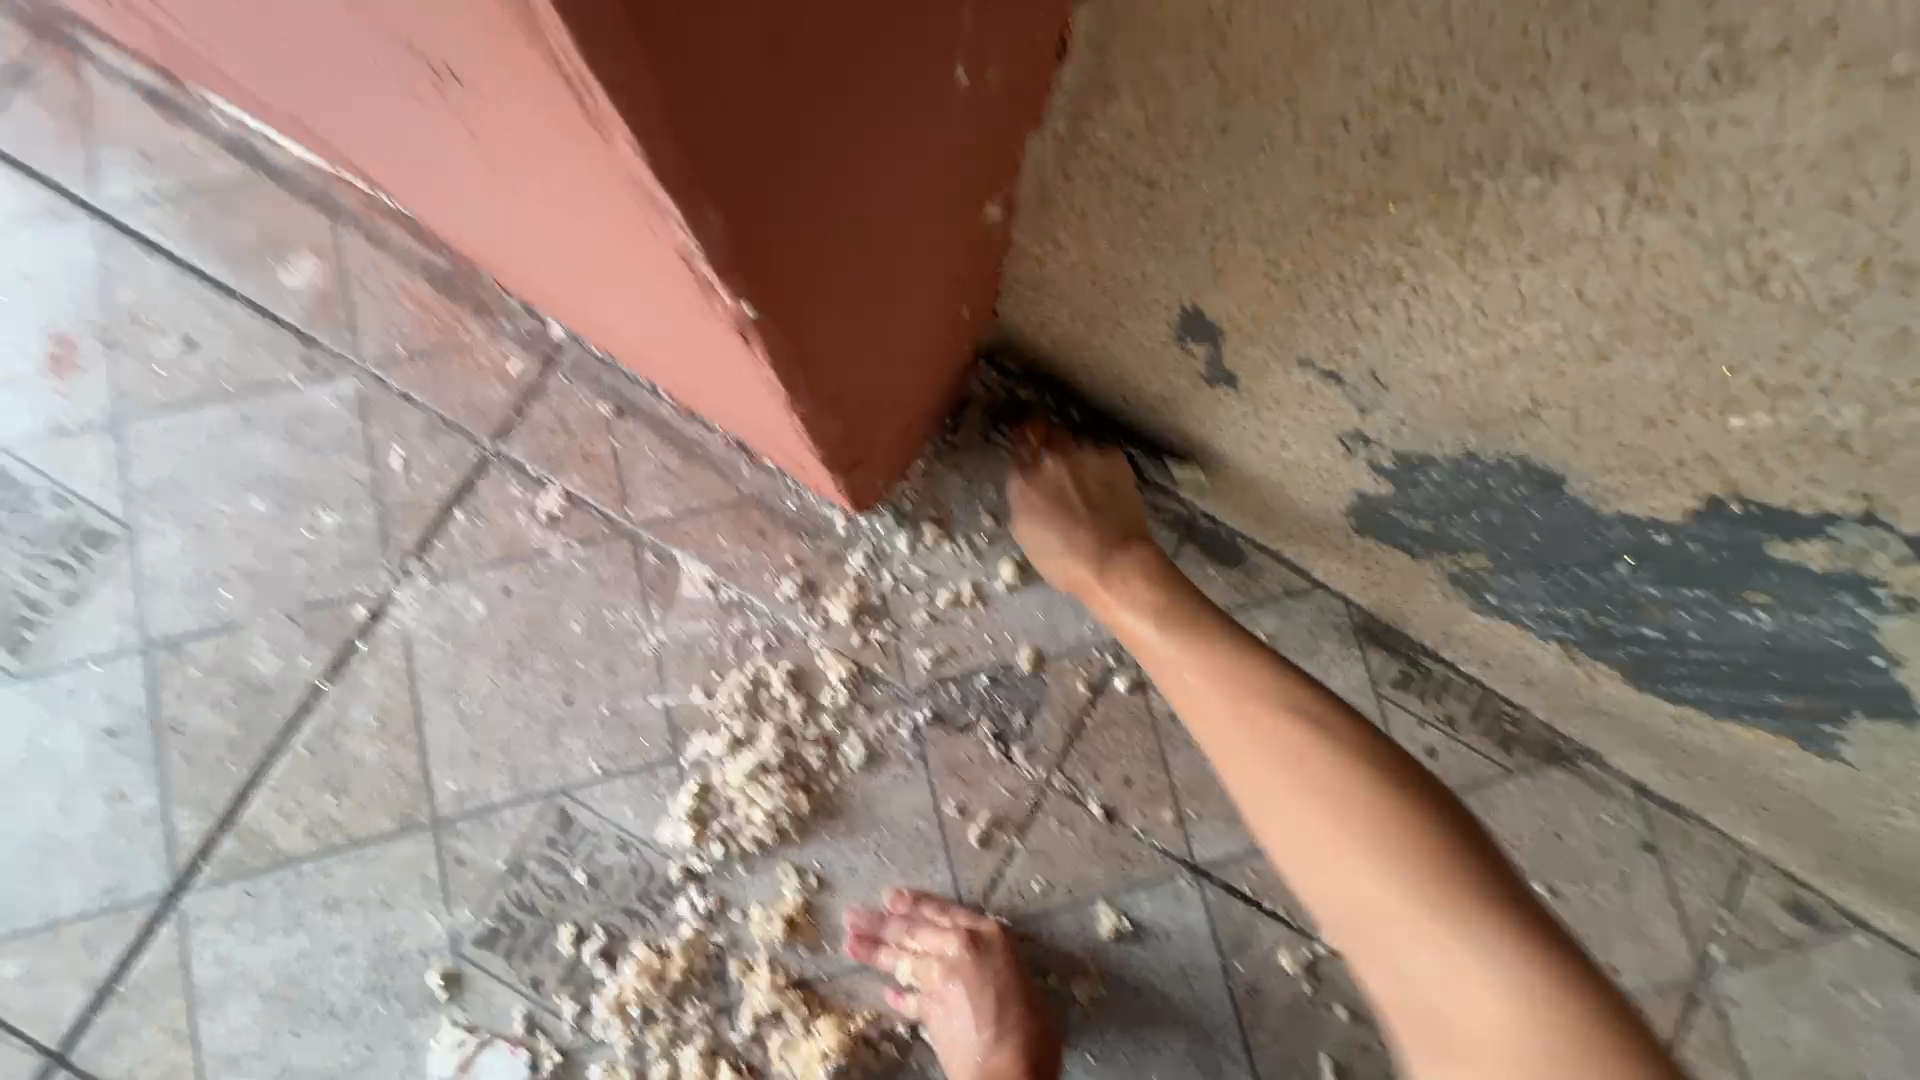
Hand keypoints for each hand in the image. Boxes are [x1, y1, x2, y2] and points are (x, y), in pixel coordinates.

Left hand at [844, 889, 1059, 1079]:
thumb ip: (991, 958)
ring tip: (850, 944)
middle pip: (912, 931)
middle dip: (879, 923)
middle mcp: (957, 948)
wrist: (1010, 1070)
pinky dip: (897, 996)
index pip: (941, 911)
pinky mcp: (927, 1012)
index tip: (888, 897)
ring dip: (873, 952)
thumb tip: (980, 964)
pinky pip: (908, 999)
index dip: (912, 903)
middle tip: (852, 917)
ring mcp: (938, 980)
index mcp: (986, 934)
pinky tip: (885, 994)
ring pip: (901, 960)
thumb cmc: (1032, 1023)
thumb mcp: (1018, 970)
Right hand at [1006, 421, 1163, 601]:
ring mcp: (1083, 452)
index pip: (1019, 439)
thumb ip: (1021, 495)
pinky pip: (1101, 453)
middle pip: (1046, 431)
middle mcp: (1050, 456)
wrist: (1114, 561)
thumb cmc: (1064, 560)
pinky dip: (1101, 465)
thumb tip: (1027, 481)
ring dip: (1077, 455)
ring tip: (1087, 482)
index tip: (1030, 442)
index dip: (1025, 438)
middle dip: (1050, 441)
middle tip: (1058, 462)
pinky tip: (1107, 488)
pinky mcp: (1112, 455)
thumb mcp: (1023, 530)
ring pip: (1076, 442)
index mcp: (1023, 477)